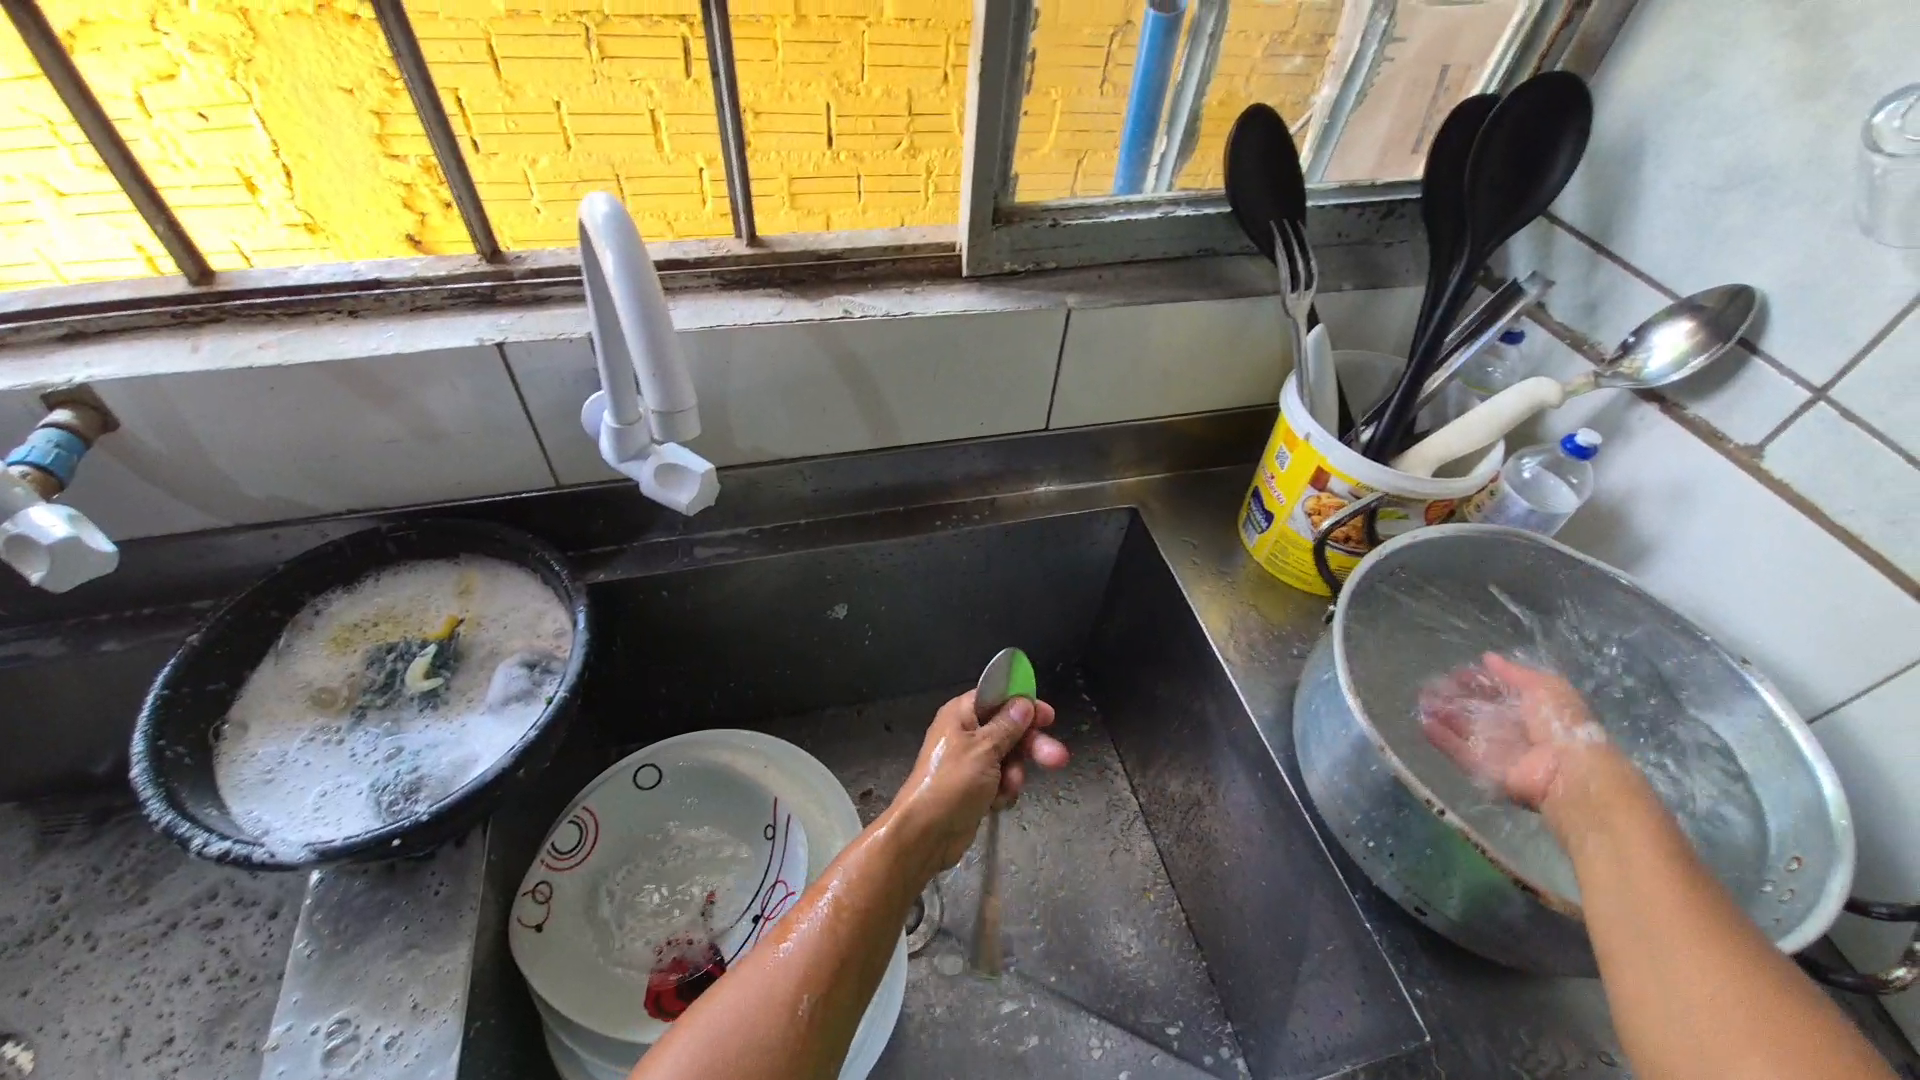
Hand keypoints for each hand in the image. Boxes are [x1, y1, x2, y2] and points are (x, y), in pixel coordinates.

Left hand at [884, 691, 1069, 873]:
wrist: (926, 834)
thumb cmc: (952, 784)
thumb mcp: (984, 749)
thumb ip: (1008, 725)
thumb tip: (1023, 703)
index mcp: (961, 714)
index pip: (997, 697)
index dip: (1023, 704)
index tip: (1047, 716)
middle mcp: (965, 733)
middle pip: (1008, 730)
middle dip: (1030, 746)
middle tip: (1057, 759)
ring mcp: (970, 762)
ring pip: (1008, 759)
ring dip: (1014, 774)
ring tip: (1008, 788)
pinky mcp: (974, 788)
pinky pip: (1000, 782)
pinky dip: (1003, 792)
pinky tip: (996, 803)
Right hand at [1419, 652, 1604, 809]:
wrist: (1567, 770)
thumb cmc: (1560, 723)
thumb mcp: (1545, 686)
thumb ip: (1514, 673)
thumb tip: (1488, 657)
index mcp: (1529, 707)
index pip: (1496, 691)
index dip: (1475, 680)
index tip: (1454, 673)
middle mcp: (1511, 727)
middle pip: (1475, 709)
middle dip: (1452, 696)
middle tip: (1429, 686)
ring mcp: (1495, 749)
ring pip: (1462, 728)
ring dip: (1442, 714)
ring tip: (1422, 701)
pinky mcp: (1483, 768)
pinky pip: (1458, 751)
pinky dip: (1441, 739)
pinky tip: (1424, 723)